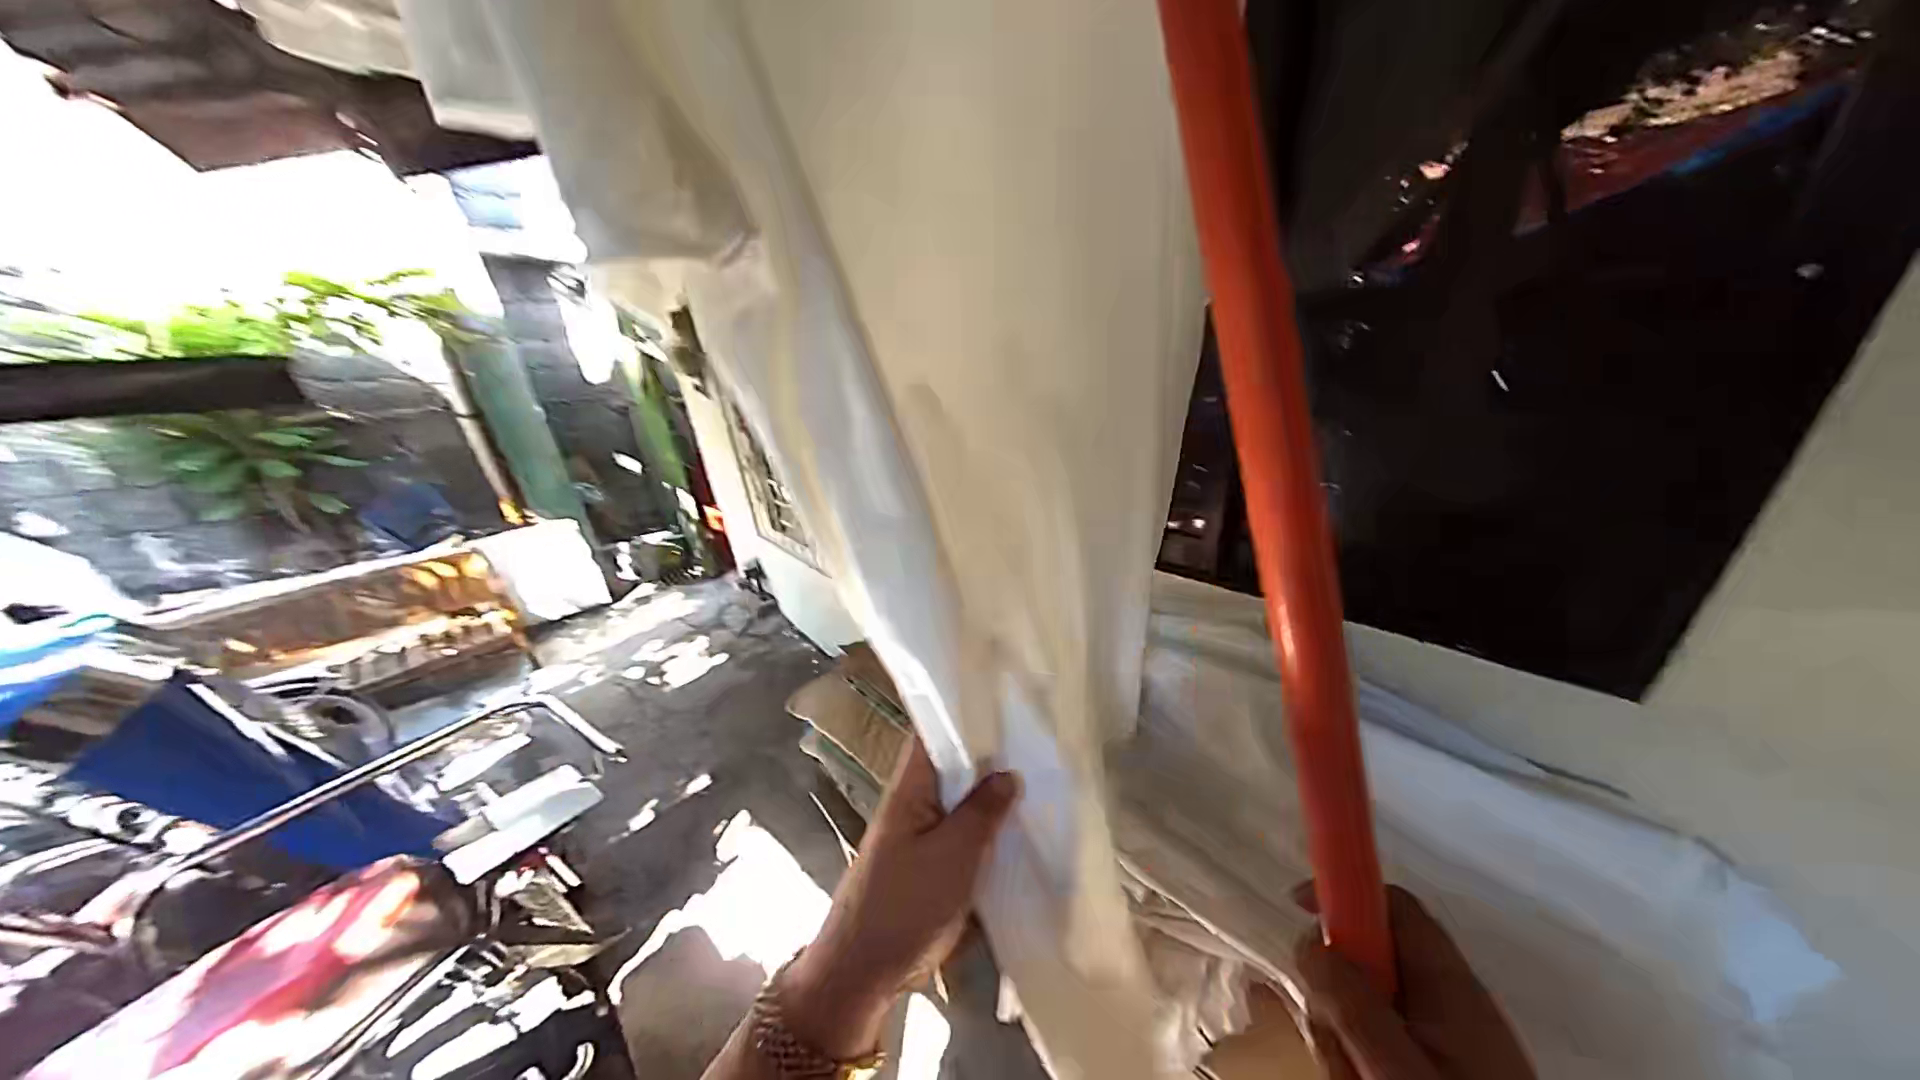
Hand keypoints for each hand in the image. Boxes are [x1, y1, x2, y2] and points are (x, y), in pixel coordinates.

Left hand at [777, 737, 1020, 1058]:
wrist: (861, 973)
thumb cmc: (905, 904)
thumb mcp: (954, 855)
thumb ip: (982, 812)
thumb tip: (1008, 772)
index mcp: (911, 788)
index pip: (932, 734)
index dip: (963, 716)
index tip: (1004, 704)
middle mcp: (913, 803)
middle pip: (952, 768)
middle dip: (989, 758)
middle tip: (1037, 742)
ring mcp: (920, 836)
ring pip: (960, 803)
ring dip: (990, 797)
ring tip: (1038, 780)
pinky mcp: (928, 866)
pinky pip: (962, 835)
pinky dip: (986, 830)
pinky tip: (1018, 831)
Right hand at [1291, 882, 1535, 1079]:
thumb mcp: (1396, 1071)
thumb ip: (1352, 1002)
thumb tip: (1308, 939)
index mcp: (1450, 986)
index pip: (1393, 904)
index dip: (1342, 891)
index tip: (1295, 906)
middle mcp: (1451, 1002)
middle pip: (1372, 954)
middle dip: (1334, 982)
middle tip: (1325, 1028)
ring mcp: (1448, 1040)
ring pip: (1369, 1001)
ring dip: (1341, 1028)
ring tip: (1347, 1073)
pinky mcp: (1438, 1069)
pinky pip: (1381, 1038)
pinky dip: (1357, 1053)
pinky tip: (1353, 1077)